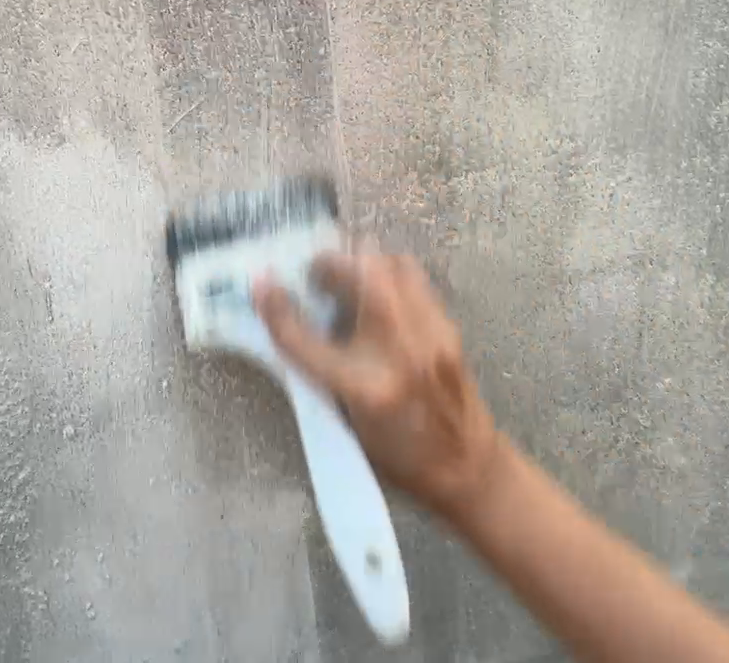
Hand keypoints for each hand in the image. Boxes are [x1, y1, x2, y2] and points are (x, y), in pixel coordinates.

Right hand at [254, 252, 505, 521]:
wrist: (469, 468)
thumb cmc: (400, 455)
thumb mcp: (348, 423)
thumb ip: (319, 371)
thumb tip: (288, 322)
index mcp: (366, 389)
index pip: (306, 340)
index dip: (276, 308)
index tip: (260, 282)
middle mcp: (400, 352)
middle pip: (360, 275)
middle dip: (329, 264)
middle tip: (314, 278)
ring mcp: (430, 333)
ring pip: (391, 263)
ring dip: (362, 261)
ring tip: (347, 279)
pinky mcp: (447, 325)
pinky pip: (413, 278)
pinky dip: (388, 273)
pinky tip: (377, 292)